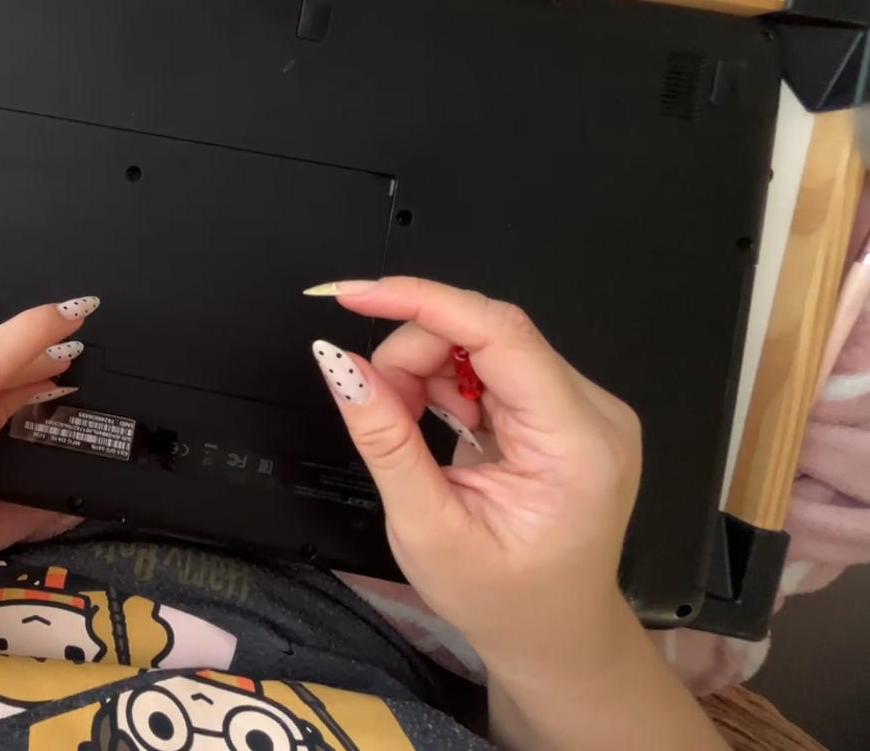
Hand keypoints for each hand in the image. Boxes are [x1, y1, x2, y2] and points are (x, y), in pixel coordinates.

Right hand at [306, 277, 644, 680]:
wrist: (551, 629)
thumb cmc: (499, 594)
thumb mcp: (423, 523)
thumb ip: (381, 436)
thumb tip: (336, 360)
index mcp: (574, 445)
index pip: (500, 333)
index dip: (420, 301)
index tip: (351, 296)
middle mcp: (589, 412)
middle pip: (480, 331)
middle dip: (410, 353)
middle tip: (379, 405)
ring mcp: (574, 404)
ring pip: (472, 338)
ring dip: (418, 367)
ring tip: (406, 425)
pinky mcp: (552, 403)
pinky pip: (478, 357)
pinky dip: (434, 378)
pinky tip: (431, 419)